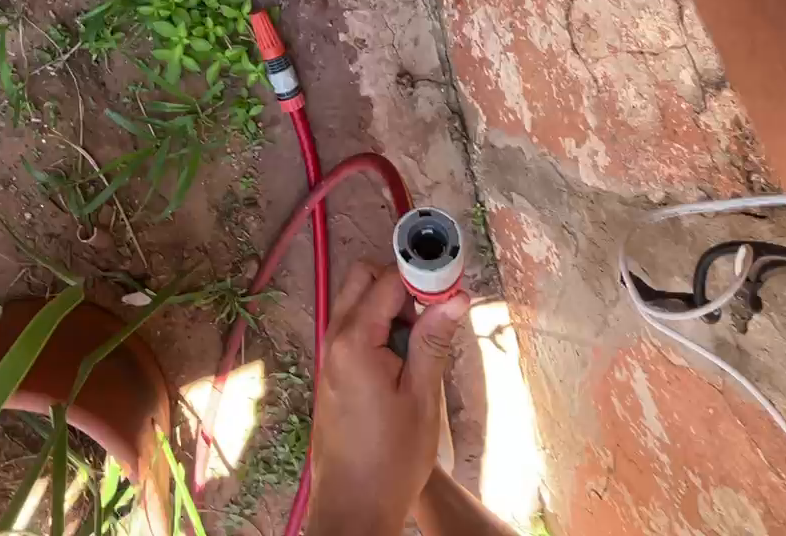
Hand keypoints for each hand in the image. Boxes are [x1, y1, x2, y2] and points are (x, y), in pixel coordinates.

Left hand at [306, 261, 470, 535]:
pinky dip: (378, 325)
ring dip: (389, 304)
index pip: (388, 281)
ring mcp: (329, 352)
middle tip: (432, 313)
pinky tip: (404, 358)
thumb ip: (434, 340)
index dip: (422, 278)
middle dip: (400, 283)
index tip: (450, 287)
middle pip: (363, 278)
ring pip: (357, 300)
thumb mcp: (422, 398)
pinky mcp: (332, 368)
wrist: (352, 508)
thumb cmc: (390, 460)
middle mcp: (334, 337)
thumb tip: (455, 297)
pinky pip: (353, 325)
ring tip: (422, 341)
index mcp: (354, 340)